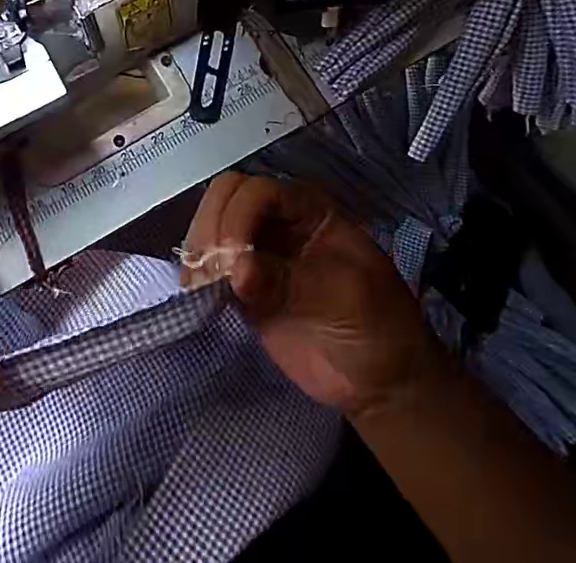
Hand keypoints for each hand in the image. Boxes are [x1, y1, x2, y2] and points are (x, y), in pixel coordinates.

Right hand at [183, 172, 435, 416]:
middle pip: (225, 198)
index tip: (232, 259)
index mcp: (307, 208)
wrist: (378, 383)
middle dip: (211, 228)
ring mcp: (256, 250)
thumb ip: (286, 278)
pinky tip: (197, 294)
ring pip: (210, 228)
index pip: (257, 191)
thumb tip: (235, 271)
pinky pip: (209, 266)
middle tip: (210, 272)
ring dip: (199, 252)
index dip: (238, 216)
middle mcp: (277, 219)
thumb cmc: (375, 326)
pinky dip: (197, 276)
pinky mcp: (241, 284)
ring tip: (202, 287)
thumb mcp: (344, 294)